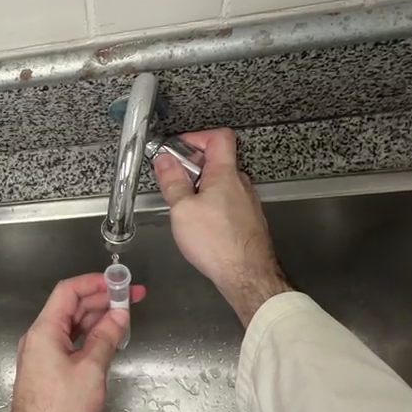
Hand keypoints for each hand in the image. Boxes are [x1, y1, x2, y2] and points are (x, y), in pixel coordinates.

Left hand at [9, 273, 146, 411]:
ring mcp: (42, 354)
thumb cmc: (62, 407)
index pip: (67, 292)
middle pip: (70, 307)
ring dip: (96, 319)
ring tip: (124, 318)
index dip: (94, 283)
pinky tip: (107, 340)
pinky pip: (68, 343)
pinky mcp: (47, 369)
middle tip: (131, 298)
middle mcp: (39, 337)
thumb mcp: (90, 369)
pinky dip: (88, 337)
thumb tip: (119, 316)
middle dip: (100, 300)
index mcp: (44, 331)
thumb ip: (105, 338)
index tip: (119, 282)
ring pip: (70, 326)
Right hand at [152, 128, 290, 326]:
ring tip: (183, 203)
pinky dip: (211, 202)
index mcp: (226, 174)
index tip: (177, 149)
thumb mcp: (182, 209)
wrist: (246, 274)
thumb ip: (173, 181)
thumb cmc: (216, 242)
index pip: (219, 137)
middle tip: (173, 178)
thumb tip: (164, 160)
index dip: (196, 137)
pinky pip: (227, 200)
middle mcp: (241, 184)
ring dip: (201, 185)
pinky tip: (199, 222)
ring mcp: (247, 202)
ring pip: (222, 182)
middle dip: (193, 165)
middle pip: (219, 160)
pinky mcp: (247, 219)